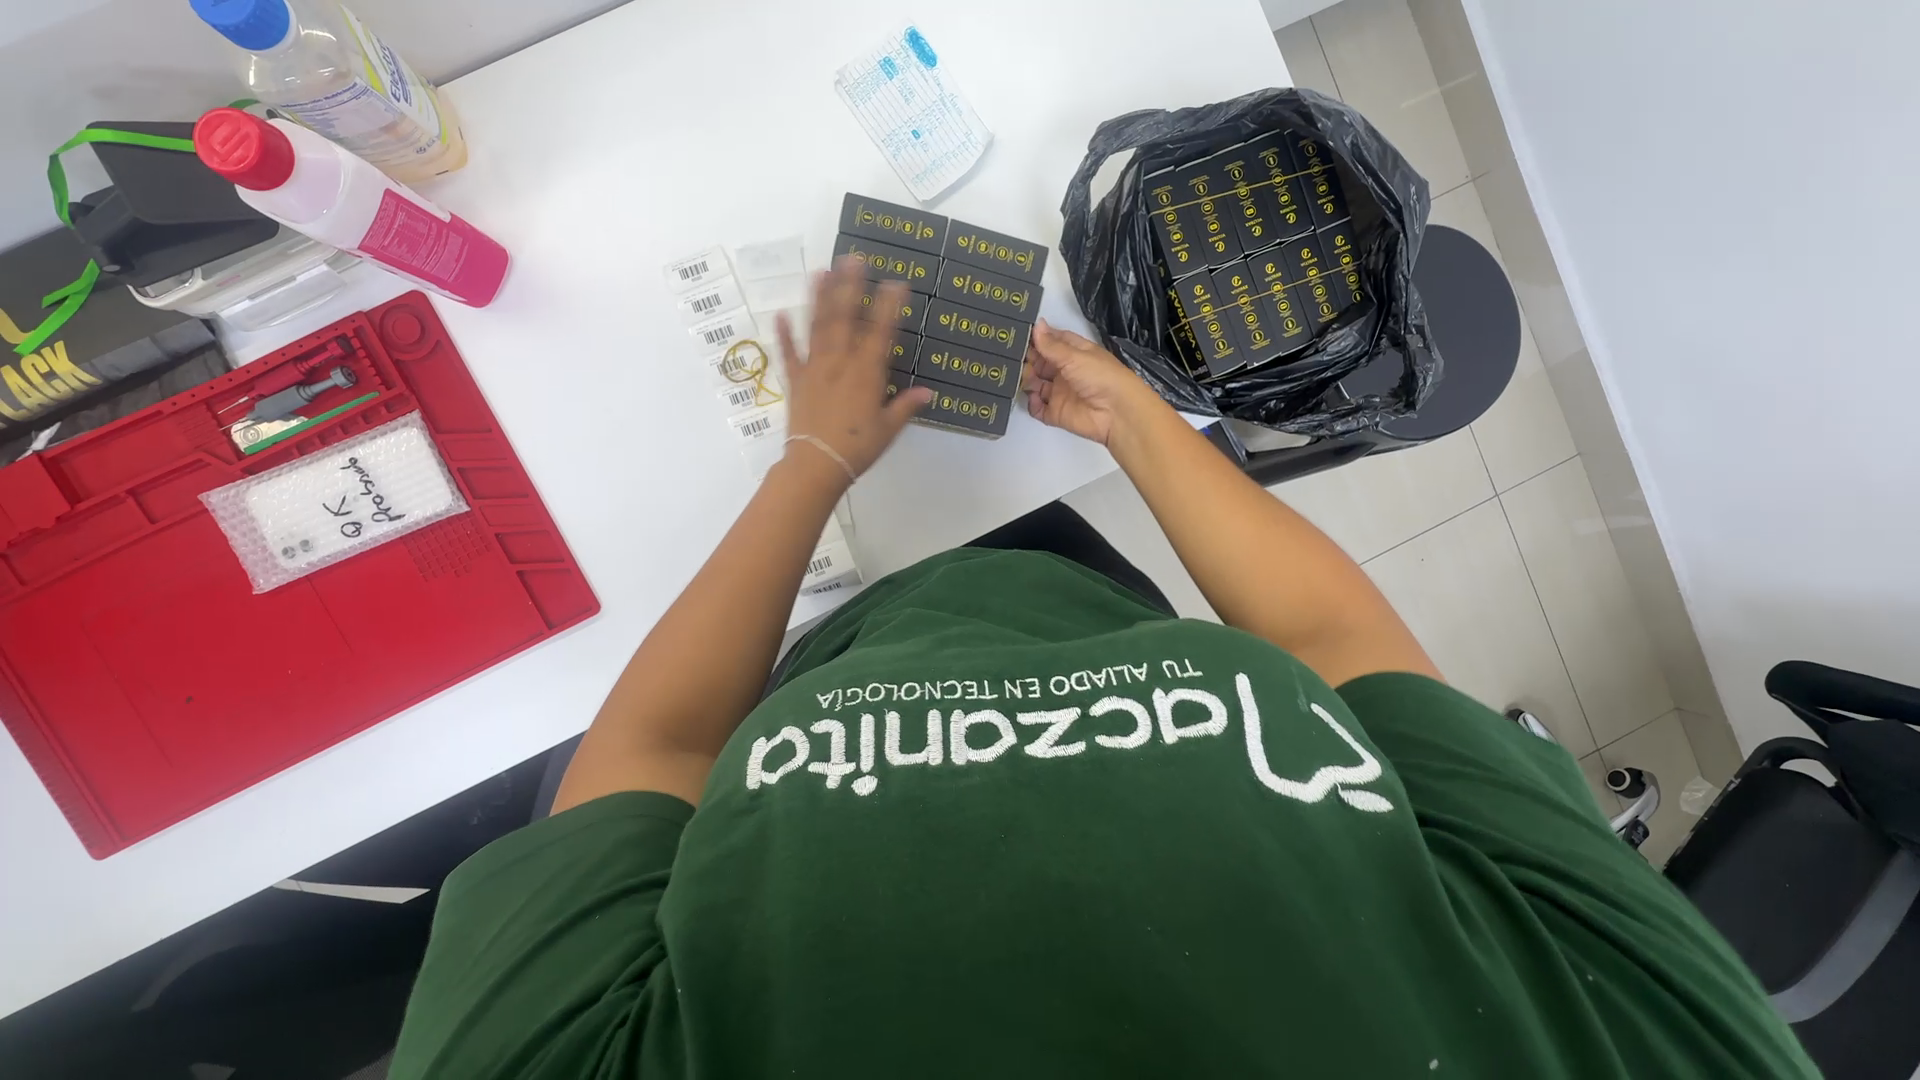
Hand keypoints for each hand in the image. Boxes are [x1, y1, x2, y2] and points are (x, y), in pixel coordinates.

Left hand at [776, 257, 932, 489]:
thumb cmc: (857, 448)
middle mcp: (840, 363)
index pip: (881, 332)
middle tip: (855, 258)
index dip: (890, 306)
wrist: (816, 464)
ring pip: (817, 327)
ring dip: (819, 298)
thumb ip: (906, 406)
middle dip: (851, 287)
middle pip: (845, 318)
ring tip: (822, 271)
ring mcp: (814, 369)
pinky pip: (788, 354)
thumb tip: (928, 392)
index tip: (898, 283)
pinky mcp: (795, 381)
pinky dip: (783, 334)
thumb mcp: (889, 429)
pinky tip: (780, 313)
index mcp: (866, 373)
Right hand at [1022, 320, 1162, 445]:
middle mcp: (1065, 372)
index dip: (1036, 338)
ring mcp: (1060, 393)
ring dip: (1025, 380)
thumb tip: (1036, 325)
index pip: (1051, 342)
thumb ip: (1051, 345)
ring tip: (1018, 375)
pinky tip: (1033, 397)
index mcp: (1074, 353)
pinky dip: (1032, 404)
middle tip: (1010, 356)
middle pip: (1040, 363)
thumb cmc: (1101, 377)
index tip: (1017, 333)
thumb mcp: (1075, 356)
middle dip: (1026, 360)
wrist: (1116, 412)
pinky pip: (1038, 409)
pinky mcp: (1056, 413)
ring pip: (1035, 385)